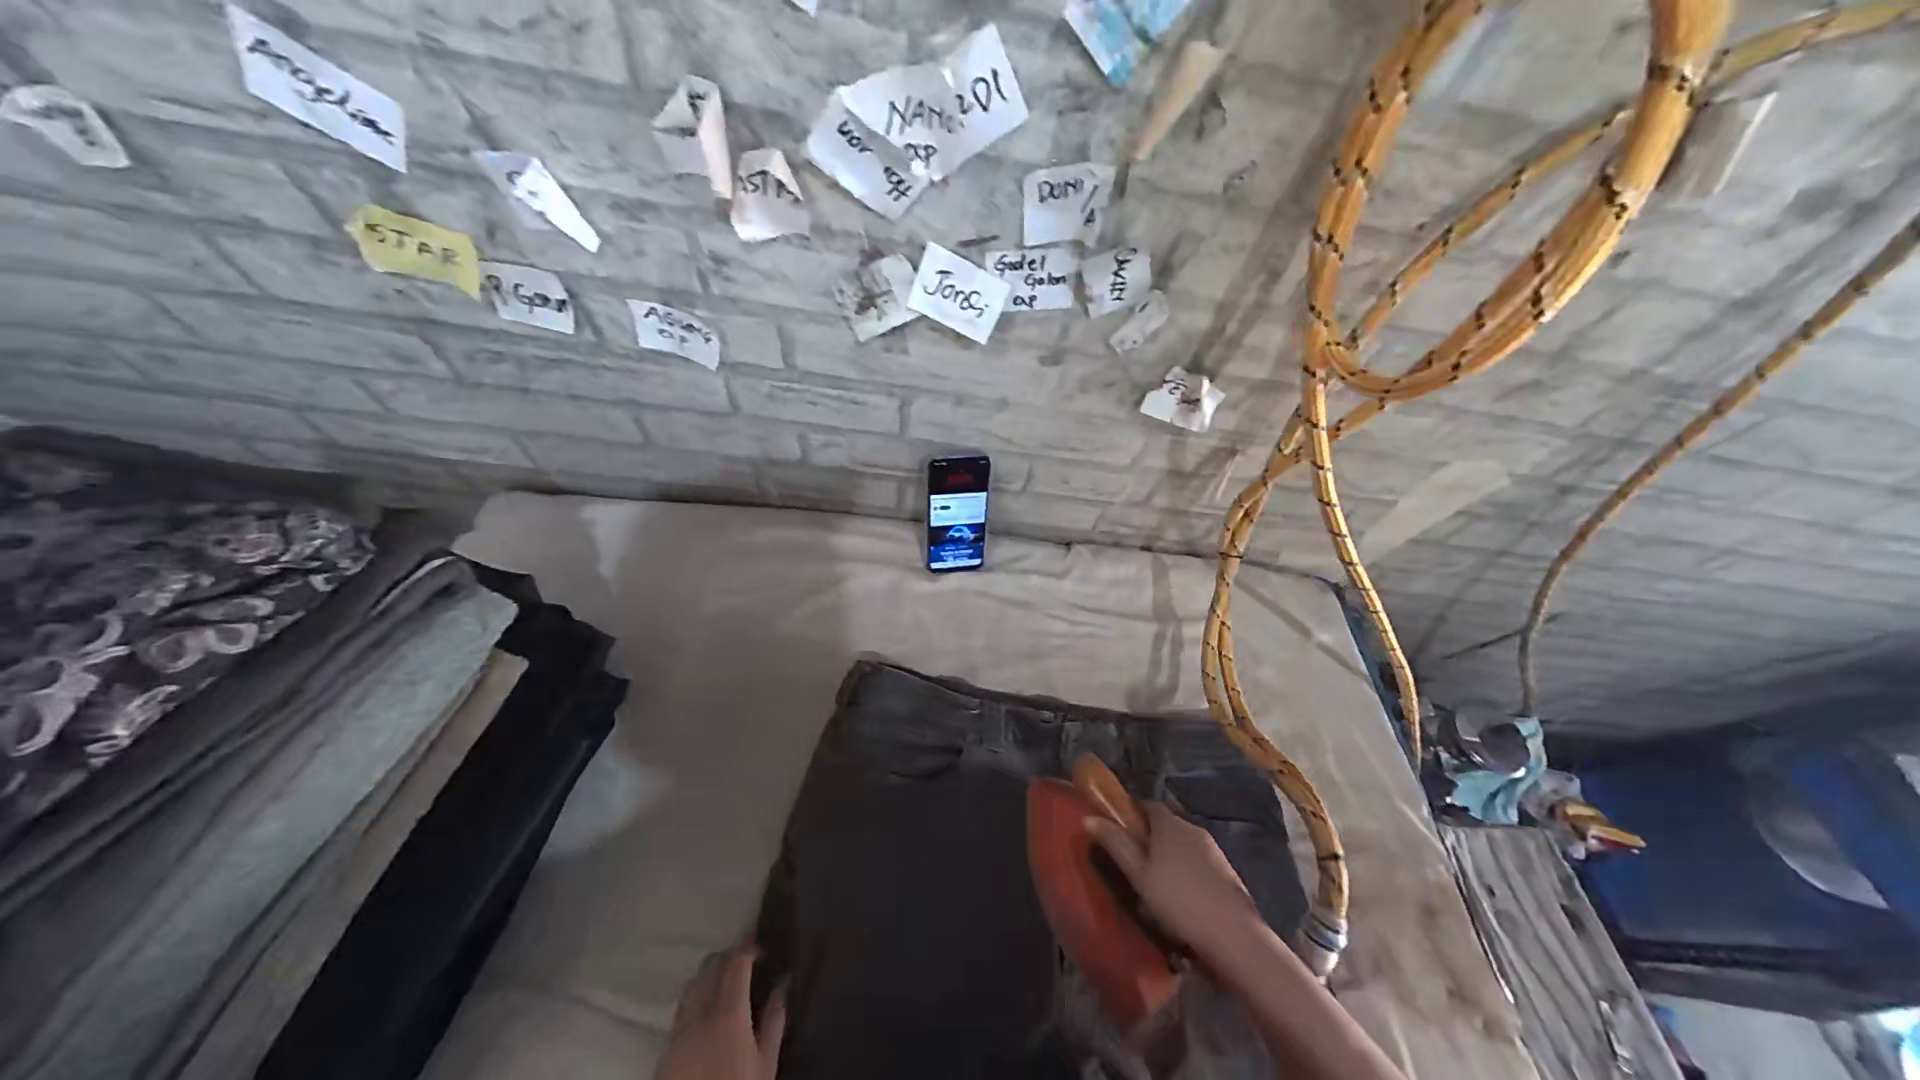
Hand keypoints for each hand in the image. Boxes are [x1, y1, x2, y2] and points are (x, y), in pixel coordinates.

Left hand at [656, 946, 785, 1079]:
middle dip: (727, 957)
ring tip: (723, 989)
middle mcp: (700, 1016)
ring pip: (690, 986)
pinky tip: (705, 1020)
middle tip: (744, 966)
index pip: (736, 963)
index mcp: (729, 1015)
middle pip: (709, 966)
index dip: (749, 948)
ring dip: (707, 978)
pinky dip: (694, 1004)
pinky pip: (680, 1013)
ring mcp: (678, 1032)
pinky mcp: (664, 1051)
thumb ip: (774, 1021)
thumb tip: (783, 984)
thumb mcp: (766, 1065)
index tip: (761, 952)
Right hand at [1084, 801, 1262, 959]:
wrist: (1234, 936)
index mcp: (1170, 824)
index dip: (1132, 814)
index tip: (1120, 832)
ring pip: (1184, 847)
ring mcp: (1214, 851)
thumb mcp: (1138, 876)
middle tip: (1135, 867)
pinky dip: (1188, 875)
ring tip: (1157, 890)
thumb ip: (1116, 845)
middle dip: (1151, 841)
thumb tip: (1089, 818)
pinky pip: (1199, 864)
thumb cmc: (1178, 901)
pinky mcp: (1228, 872)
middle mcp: (1193, 829)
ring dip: (1170, 860)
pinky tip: (1183, 902)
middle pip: (1167, 826)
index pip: (1148, 805)